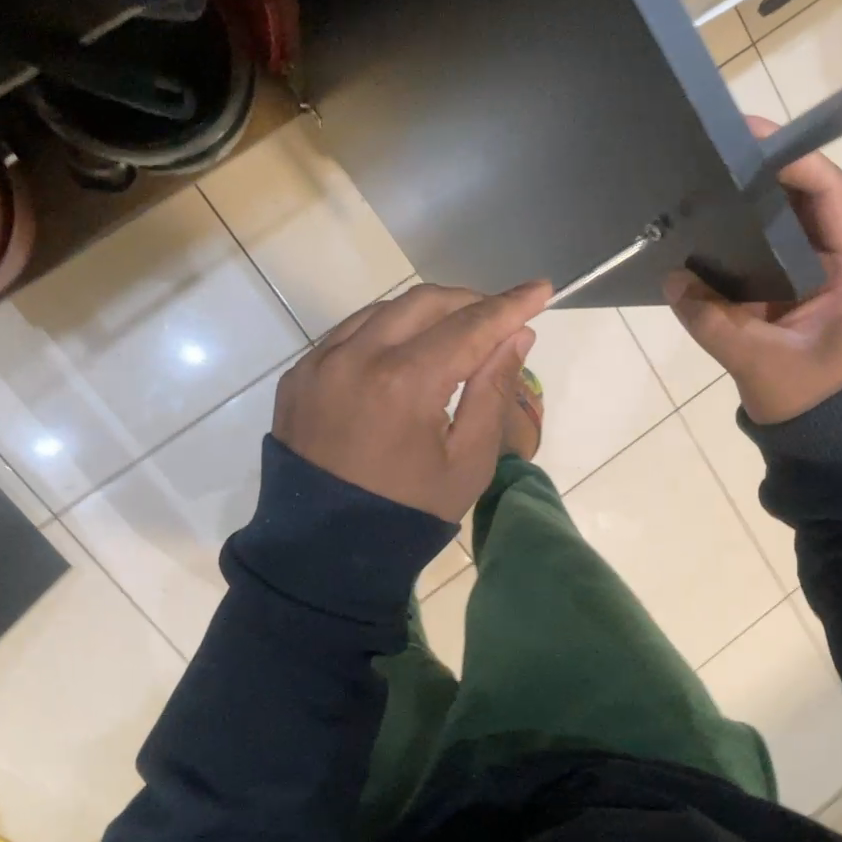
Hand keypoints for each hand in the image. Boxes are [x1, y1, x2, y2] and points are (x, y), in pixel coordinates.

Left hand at [274, 281, 549, 520]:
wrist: (325, 553)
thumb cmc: (410, 513)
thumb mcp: (469, 461)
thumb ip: (494, 390)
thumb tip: (517, 335)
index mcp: (405, 383)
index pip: (470, 326)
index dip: (511, 305)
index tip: (542, 289)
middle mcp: (358, 357)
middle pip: (426, 302)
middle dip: (471, 302)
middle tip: (500, 318)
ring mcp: (321, 363)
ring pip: (385, 310)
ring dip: (428, 312)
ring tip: (457, 333)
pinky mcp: (300, 375)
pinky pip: (350, 331)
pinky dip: (386, 330)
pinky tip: (407, 350)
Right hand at [665, 116, 841, 424]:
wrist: (830, 443)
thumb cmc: (810, 403)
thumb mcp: (757, 362)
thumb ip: (712, 319)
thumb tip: (671, 277)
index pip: (831, 196)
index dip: (794, 162)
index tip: (748, 140)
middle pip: (812, 199)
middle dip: (768, 171)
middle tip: (718, 150)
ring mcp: (826, 276)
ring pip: (794, 221)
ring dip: (758, 199)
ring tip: (712, 178)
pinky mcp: (804, 291)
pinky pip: (778, 249)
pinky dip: (750, 233)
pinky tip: (715, 225)